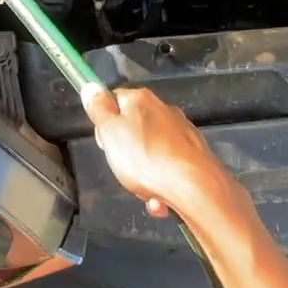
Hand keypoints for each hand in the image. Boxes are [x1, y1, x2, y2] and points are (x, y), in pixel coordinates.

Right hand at [83, 87, 237, 220]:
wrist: (197, 189)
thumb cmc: (146, 159)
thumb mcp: (110, 133)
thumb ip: (99, 110)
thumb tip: (91, 87)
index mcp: (142, 100)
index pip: (114, 101)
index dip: (104, 123)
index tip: (104, 143)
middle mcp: (165, 111)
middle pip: (134, 129)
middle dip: (126, 153)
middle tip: (123, 168)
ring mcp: (183, 134)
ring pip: (152, 153)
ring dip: (145, 174)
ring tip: (146, 192)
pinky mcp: (196, 156)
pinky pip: (170, 169)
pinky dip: (163, 184)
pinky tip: (161, 201)